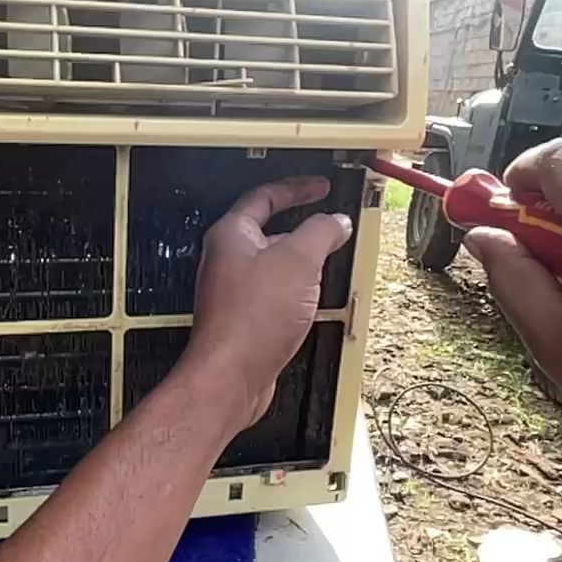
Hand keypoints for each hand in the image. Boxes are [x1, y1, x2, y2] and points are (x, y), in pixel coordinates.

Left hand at [183, 177, 353, 429]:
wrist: (233, 375)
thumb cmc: (249, 320)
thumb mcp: (299, 261)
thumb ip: (320, 232)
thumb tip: (335, 222)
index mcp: (231, 235)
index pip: (265, 196)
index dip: (297, 188)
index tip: (319, 187)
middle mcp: (226, 261)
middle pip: (269, 231)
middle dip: (303, 228)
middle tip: (330, 226)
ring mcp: (233, 291)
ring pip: (274, 265)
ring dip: (302, 263)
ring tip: (326, 263)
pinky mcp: (244, 319)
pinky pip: (274, 294)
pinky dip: (296, 291)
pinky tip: (310, 302)